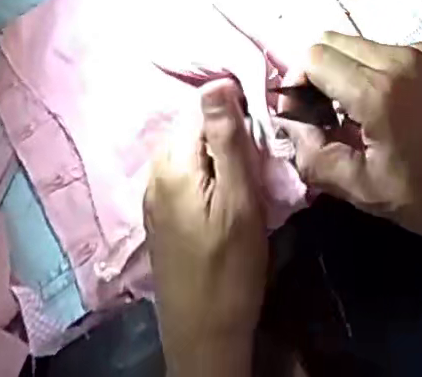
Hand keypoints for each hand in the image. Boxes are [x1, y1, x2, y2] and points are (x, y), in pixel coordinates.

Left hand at [144, 80, 267, 376]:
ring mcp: (155, 195)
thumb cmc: (230, 267)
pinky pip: (188, 169)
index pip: (202, 106)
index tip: (267, 117)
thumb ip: (226, 138)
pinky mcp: (164, 213)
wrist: (204, 338)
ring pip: (193, 147)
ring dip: (222, 147)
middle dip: (229, 126)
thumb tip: (218, 82)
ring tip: (254, 163)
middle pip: (195, 126)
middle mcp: (154, 174)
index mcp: (171, 165)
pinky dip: (211, 167)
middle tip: (265, 144)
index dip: (236, 105)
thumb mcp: (239, 197)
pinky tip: (233, 184)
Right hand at [282, 32, 421, 262]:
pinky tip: (385, 110)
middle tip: (323, 118)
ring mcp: (420, 51)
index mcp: (377, 89)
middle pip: (333, 40)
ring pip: (360, 44)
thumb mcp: (368, 191)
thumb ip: (318, 158)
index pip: (314, 56)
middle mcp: (397, 56)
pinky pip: (386, 51)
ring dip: (345, 71)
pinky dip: (371, 71)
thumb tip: (293, 129)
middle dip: (317, 73)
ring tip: (355, 118)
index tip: (300, 116)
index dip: (296, 82)